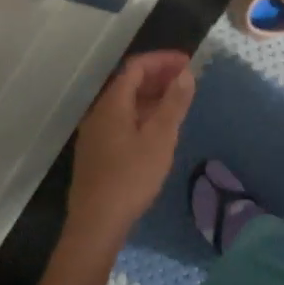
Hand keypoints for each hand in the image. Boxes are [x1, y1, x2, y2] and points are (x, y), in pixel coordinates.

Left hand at [68, 51, 194, 242]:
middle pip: (129, 83)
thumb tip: (185, 73)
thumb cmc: (131, 177)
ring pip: (125, 104)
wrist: (95, 224)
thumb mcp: (160, 138)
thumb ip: (174, 103)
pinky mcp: (96, 153)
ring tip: (177, 104)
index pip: (137, 67)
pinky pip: (121, 121)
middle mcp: (99, 112)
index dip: (162, 60)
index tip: (188, 62)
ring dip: (151, 97)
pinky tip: (157, 131)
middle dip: (158, 77)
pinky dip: (142, 115)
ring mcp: (95, 134)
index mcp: (112, 103)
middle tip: (186, 81)